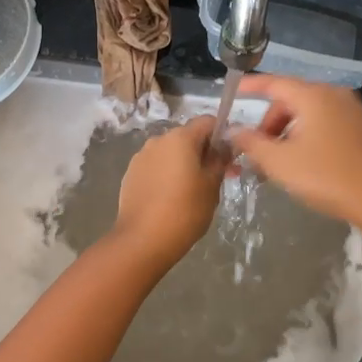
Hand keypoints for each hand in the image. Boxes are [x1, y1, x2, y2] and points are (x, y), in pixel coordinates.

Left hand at [114, 116, 222, 268]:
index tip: (231, 155)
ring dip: (184, 163)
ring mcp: (140, 156)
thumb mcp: (212, 186)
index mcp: (180, 138)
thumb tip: (225, 147)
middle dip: (204, 151)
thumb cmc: (185, 211)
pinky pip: (155, 166)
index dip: (222, 133)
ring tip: (192, 190)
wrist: (142, 240)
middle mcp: (158, 140)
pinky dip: (166, 174)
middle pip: (187, 137)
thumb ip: (220, 161)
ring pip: (170, 152)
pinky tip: (170, 198)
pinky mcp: (130, 174)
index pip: (207, 121)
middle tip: (218, 177)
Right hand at [229, 75, 361, 233]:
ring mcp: (358, 111)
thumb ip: (251, 143)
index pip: (274, 82)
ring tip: (285, 162)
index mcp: (313, 96)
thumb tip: (232, 130)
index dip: (251, 86)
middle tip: (261, 151)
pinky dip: (315, 136)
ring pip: (314, 114)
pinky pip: (333, 125)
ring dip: (292, 132)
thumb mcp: (280, 163)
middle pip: (293, 100)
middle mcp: (337, 95)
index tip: (233, 90)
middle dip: (272, 122)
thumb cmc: (329, 178)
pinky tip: (314, 165)